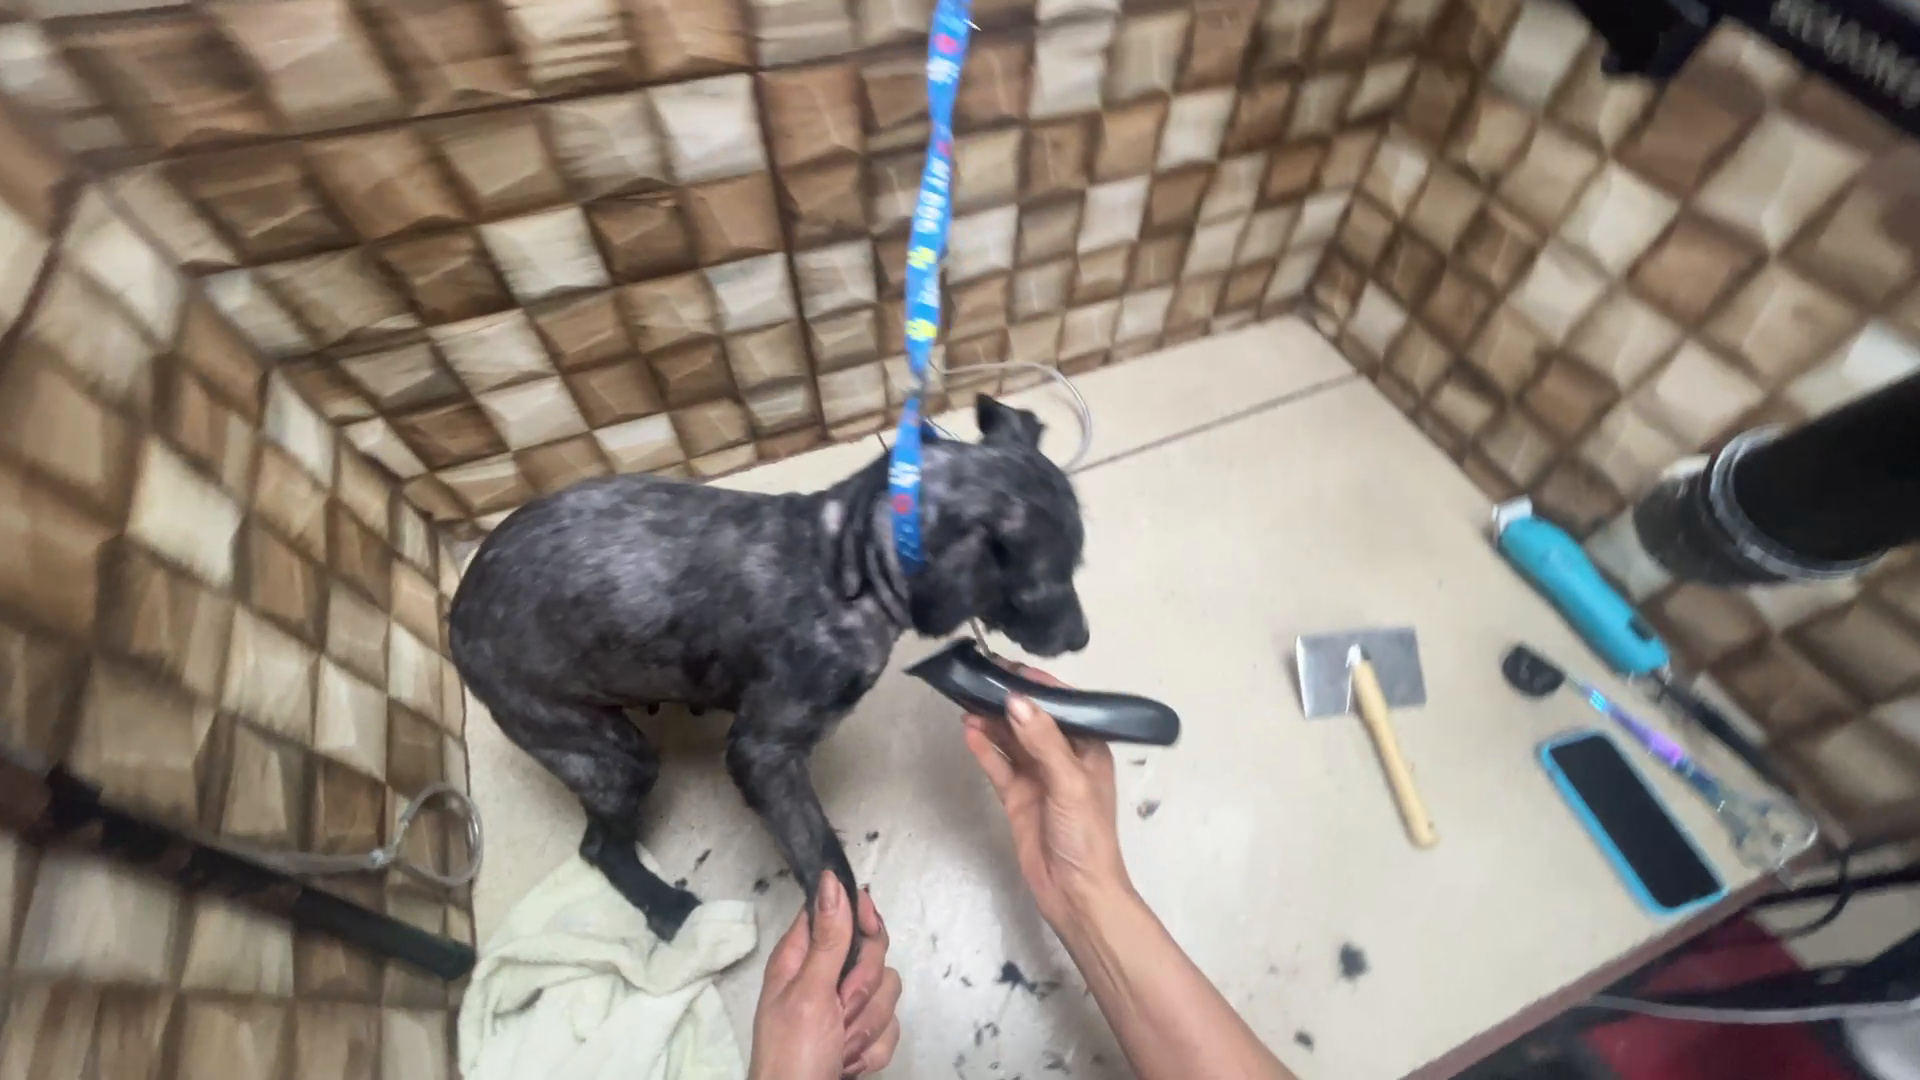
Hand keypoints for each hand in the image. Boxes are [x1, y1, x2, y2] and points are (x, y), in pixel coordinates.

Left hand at [748, 874, 902, 1078]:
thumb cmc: (793, 1056)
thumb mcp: (809, 993)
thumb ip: (829, 937)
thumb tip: (830, 876)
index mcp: (802, 956)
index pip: (840, 909)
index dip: (859, 915)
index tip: (869, 930)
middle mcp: (824, 975)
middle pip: (872, 949)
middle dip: (865, 985)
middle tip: (842, 1008)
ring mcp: (845, 1007)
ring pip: (886, 989)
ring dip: (867, 1024)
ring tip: (840, 1047)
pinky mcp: (862, 1036)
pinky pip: (890, 1026)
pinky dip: (873, 1050)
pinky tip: (850, 1064)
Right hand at [962, 667, 1131, 927]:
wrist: (1076, 894)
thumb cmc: (1085, 834)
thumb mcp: (1069, 782)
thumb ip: (1042, 740)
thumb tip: (1015, 700)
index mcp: (1086, 747)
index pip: (1060, 705)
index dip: (1034, 684)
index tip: (1005, 666)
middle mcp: (1061, 756)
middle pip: (1030, 719)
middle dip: (1006, 700)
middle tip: (976, 678)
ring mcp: (1037, 776)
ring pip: (1010, 740)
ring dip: (991, 721)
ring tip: (965, 701)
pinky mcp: (1017, 796)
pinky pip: (998, 765)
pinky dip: (984, 749)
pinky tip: (968, 732)